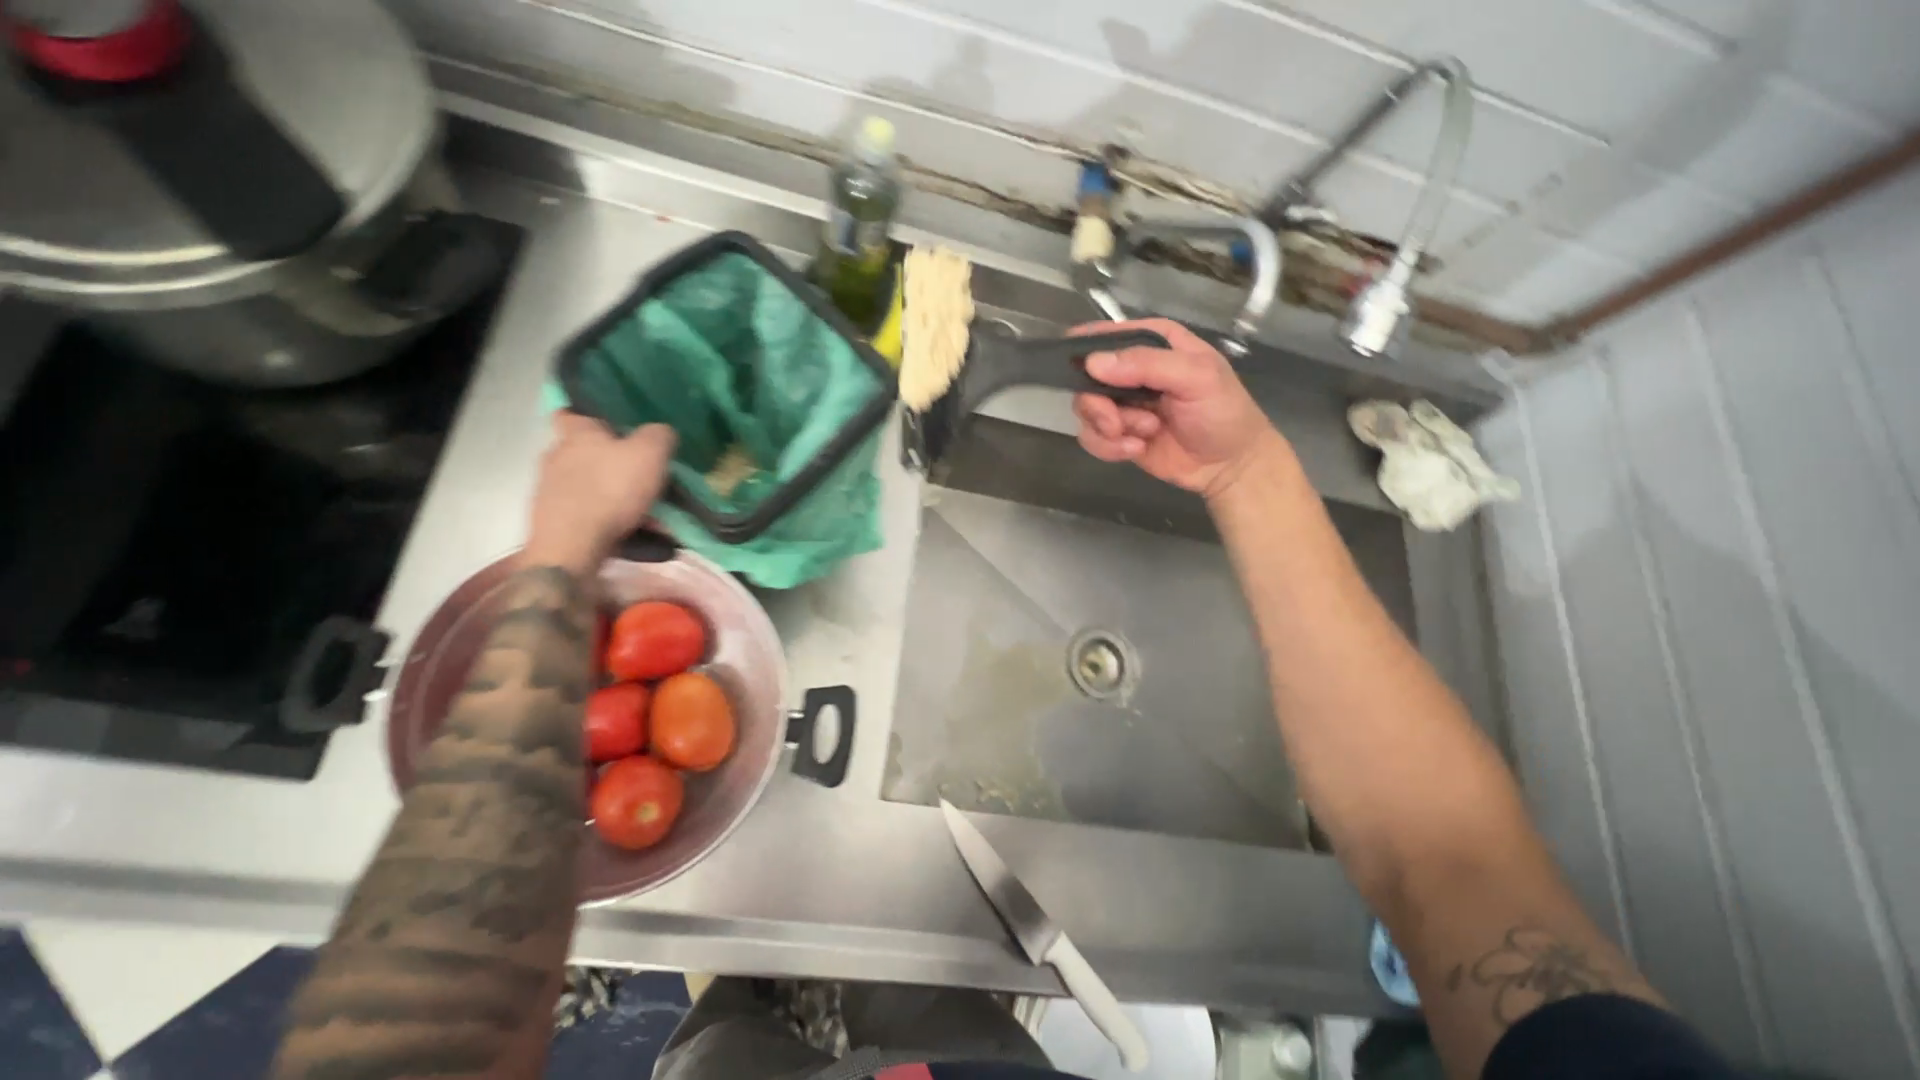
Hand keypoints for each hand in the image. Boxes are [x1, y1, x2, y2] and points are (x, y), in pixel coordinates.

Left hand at [523, 412, 676, 573]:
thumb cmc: (610, 490)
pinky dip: (608, 523)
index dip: (588, 415)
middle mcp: (556, 458)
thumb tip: (661, 432)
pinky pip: (586, 516)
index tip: (609, 425)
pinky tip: (634, 536)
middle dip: (609, 462)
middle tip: (640, 474)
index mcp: (576, 435)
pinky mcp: (552, 523)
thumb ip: (659, 436)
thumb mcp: (649, 454)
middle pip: (584, 453)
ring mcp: (550, 492)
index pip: (570, 412)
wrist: (572, 548)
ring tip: (647, 516)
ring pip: (587, 487)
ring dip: (613, 497)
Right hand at [1071, 318, 1282, 498]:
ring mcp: (1123, 403)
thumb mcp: (1197, 377)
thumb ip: (1147, 364)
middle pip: (1086, 376)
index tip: (1076, 367)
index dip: (1087, 348)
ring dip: (1110, 429)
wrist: (1230, 465)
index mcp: (1154, 342)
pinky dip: (1109, 448)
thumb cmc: (1223, 412)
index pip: (1108, 334)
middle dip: (1098, 405)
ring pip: (1086, 409)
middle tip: (1115, 423)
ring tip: (1143, 436)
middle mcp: (1132, 369)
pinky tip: (1136, 450)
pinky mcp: (1118, 434)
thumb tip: (1093, 363)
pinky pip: (1091, 437)